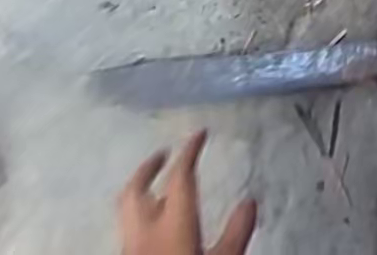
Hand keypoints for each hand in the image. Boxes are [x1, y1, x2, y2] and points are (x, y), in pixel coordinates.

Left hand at [118, 131, 256, 254]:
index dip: (190, 150)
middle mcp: (143, 234)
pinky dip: (142, 222)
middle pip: (133, 191)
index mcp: (172, 222)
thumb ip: (236, 232)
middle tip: (164, 154)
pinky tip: (156, 230)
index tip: (200, 134)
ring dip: (141, 196)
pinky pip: (130, 236)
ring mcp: (130, 253)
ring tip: (160, 190)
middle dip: (147, 168)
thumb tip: (249, 202)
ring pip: (127, 215)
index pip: (180, 175)